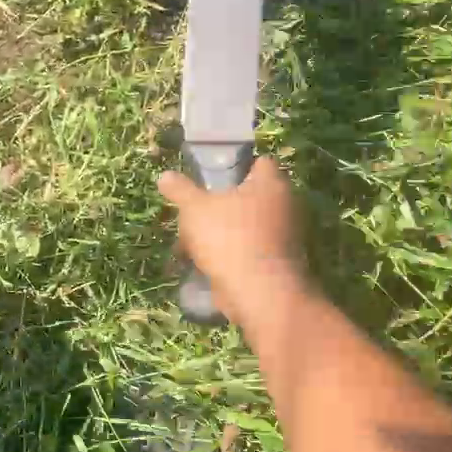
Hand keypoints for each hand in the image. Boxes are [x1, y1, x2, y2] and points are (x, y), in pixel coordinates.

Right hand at [157, 156, 311, 331]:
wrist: (257, 289)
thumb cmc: (228, 237)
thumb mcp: (194, 208)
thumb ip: (180, 189)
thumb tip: (166, 176)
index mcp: (271, 184)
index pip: (260, 161)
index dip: (236, 164)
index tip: (210, 174)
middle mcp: (285, 204)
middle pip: (248, 194)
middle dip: (219, 201)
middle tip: (193, 209)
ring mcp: (283, 233)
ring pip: (244, 222)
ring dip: (218, 228)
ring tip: (189, 240)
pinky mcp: (275, 258)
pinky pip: (246, 245)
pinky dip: (226, 249)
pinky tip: (202, 259)